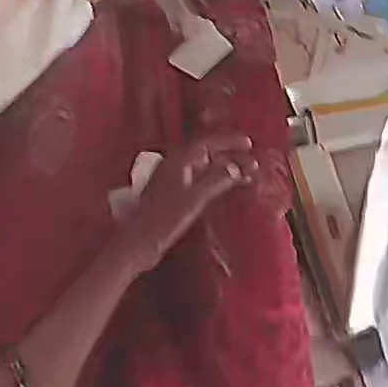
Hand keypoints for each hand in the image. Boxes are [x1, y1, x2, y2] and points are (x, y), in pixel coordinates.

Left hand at [114, 134, 257, 273]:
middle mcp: (175, 165)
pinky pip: (199, 179)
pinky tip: (225, 187)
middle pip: (206, 153)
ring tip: (244, 173)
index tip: (248, 143)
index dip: (228, 141)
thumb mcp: (194, 198)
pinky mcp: (173, 195)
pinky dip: (215, 179)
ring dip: (224, 168)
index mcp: (178, 160)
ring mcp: (173, 180)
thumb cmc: (164, 219)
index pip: (207, 143)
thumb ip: (217, 179)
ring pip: (203, 167)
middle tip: (251, 159)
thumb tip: (237, 167)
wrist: (137, 245)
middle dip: (229, 155)